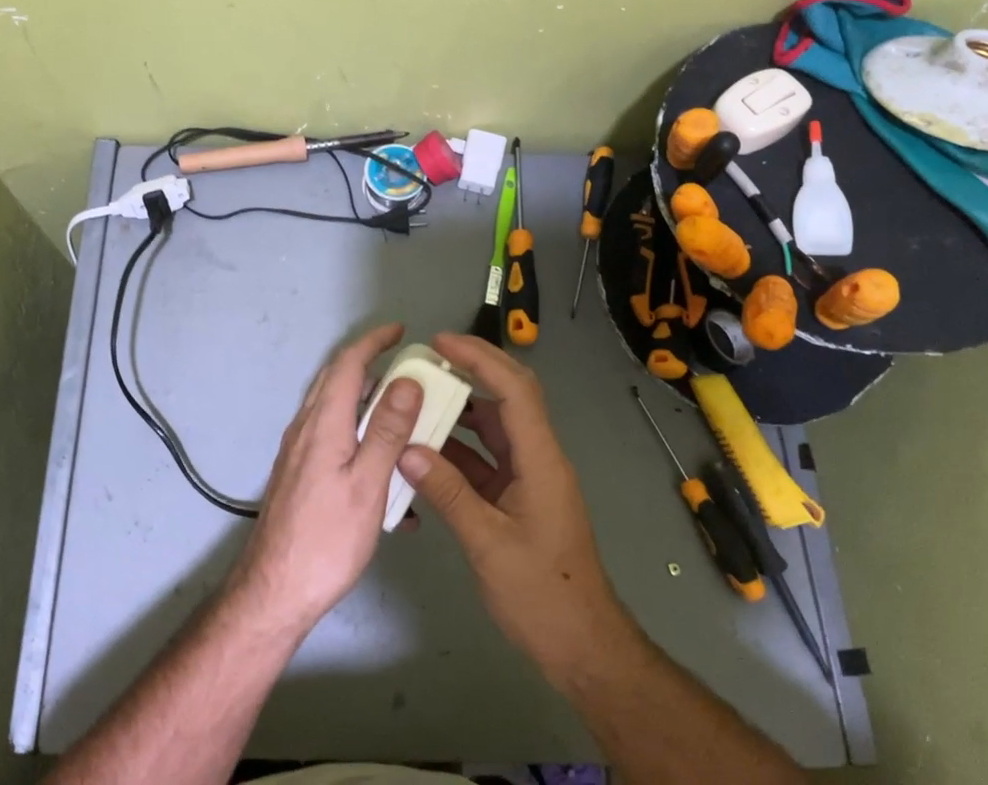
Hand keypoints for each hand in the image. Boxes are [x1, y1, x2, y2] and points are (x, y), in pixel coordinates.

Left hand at [224, 323, 424, 636]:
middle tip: (408, 369)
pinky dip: (358, 440)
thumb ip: (387, 431)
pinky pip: (332, 441)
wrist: (276, 589)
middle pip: (336, 383)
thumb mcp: (368, 484)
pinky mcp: (299, 477)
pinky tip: (385, 476)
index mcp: (322, 424)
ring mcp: (298, 454)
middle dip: (370, 367)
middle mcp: (305, 430)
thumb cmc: (327, 538)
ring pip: (334, 412)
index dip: (373, 343)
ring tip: (404, 418)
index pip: (347, 365)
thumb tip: (406, 381)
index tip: (399, 331)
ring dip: (367, 404)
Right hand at [398, 333, 636, 677]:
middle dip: (470, 373)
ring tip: (414, 400)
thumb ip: (448, 493)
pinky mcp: (517, 501)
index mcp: (541, 461)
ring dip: (458, 414)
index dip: (479, 359)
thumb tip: (407, 449)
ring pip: (493, 431)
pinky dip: (456, 453)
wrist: (580, 644)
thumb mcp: (489, 543)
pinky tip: (422, 452)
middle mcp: (538, 461)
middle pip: (508, 400)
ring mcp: (528, 481)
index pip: (514, 390)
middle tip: (424, 361)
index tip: (439, 342)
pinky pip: (484, 463)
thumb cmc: (542, 594)